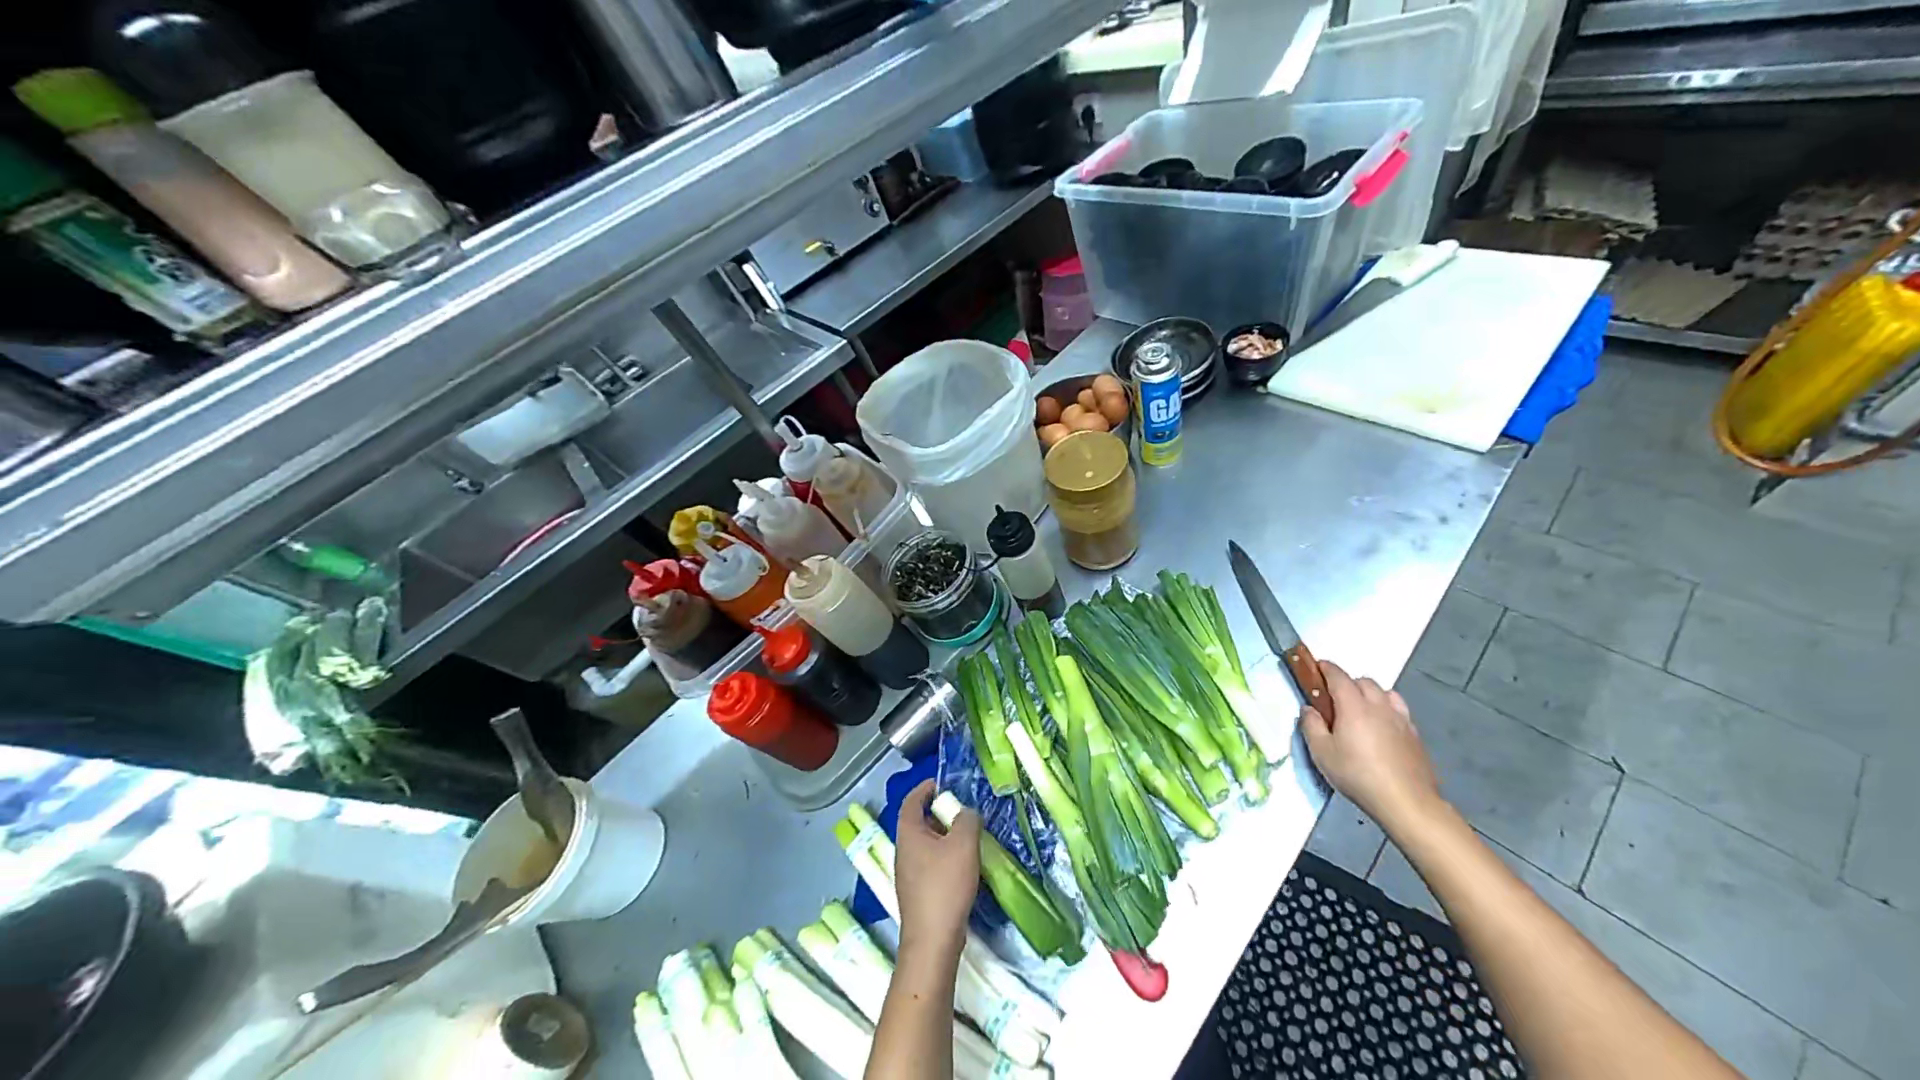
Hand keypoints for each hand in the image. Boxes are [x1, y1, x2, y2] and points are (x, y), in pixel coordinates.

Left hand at [891, 779, 980, 961]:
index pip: (911, 801)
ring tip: (967, 838)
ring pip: (925, 845)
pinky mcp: (918, 893)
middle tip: (961, 811)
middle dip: (938, 813)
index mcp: (908, 833)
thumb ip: (967, 820)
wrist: (933, 939)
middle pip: (918, 822)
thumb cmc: (945, 885)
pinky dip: (944, 857)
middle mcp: (903, 850)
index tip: (941, 783)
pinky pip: (930, 864)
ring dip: (943, 837)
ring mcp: (908, 874)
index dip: (924, 788)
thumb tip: (966, 813)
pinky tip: (963, 867)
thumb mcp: (963, 844)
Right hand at [1299, 661, 1444, 833]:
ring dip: (1370, 694)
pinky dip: (1386, 709)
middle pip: (1364, 681)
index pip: (1339, 676)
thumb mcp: (1322, 753)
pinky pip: (1398, 710)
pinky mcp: (1414, 734)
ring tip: (1360, 709)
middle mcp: (1379, 706)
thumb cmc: (1358, 775)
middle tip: (1335, 698)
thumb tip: (1308, 709)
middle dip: (1348, 682)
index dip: (1326, 668)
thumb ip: (1311, 726)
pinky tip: (1381, 726)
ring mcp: (1401, 719)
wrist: (1406, 801)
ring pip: (1385, 693)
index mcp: (1354, 706)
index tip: (1317, 667)